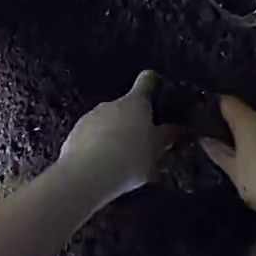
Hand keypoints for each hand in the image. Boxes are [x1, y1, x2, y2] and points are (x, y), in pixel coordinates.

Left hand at [57, 71, 179, 201]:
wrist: (86, 175)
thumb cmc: (130, 158)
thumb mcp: (157, 151)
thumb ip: (169, 137)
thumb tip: (180, 128)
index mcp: (136, 102)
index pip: (147, 81)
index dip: (154, 82)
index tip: (159, 88)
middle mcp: (112, 103)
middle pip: (127, 106)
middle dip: (135, 121)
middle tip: (144, 143)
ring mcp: (91, 116)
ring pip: (108, 121)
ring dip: (115, 133)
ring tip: (121, 159)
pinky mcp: (75, 132)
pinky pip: (92, 135)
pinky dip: (98, 144)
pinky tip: (102, 164)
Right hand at [200, 96, 255, 216]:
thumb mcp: (235, 172)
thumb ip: (220, 154)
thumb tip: (206, 140)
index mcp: (248, 121)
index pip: (229, 104)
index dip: (219, 109)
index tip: (212, 121)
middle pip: (249, 117)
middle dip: (239, 130)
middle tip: (230, 150)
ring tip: (252, 163)